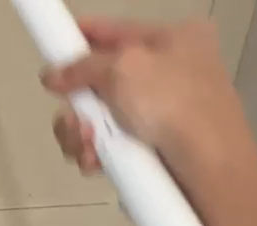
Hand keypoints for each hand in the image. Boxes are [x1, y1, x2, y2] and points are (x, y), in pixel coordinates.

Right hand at [41, 17, 254, 177]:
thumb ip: (83, 67)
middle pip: (98, 85)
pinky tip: (95, 161)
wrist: (205, 161)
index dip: (82, 37)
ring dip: (79, 136)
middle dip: (76, 107)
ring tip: (86, 147)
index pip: (116, 32)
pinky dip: (94, 155)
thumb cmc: (172, 102)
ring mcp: (155, 114)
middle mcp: (163, 74)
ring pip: (96, 121)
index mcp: (170, 40)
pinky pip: (106, 147)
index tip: (53, 44)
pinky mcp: (145, 149)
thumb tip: (51, 74)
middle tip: (72, 121)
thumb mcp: (125, 69)